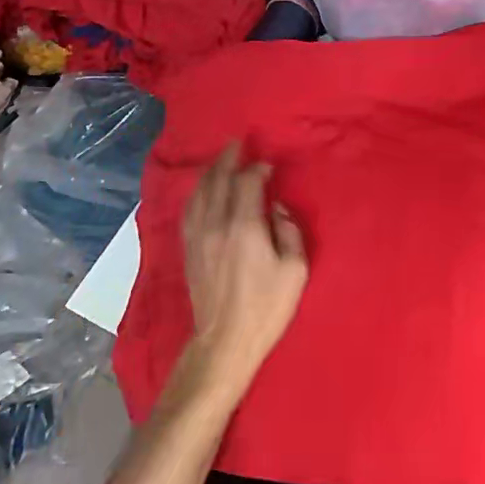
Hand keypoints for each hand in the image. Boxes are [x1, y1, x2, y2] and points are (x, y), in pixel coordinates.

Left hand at [181, 141, 308, 388]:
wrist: (225, 341)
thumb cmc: (267, 307)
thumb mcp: (295, 270)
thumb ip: (289, 232)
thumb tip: (278, 210)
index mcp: (245, 227)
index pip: (247, 183)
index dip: (258, 169)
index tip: (269, 165)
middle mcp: (216, 225)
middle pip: (218, 181)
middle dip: (228, 159)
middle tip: (237, 143)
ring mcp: (197, 237)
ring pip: (199, 193)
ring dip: (210, 172)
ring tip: (220, 160)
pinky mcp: (189, 250)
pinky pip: (189, 210)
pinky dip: (197, 193)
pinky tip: (202, 190)